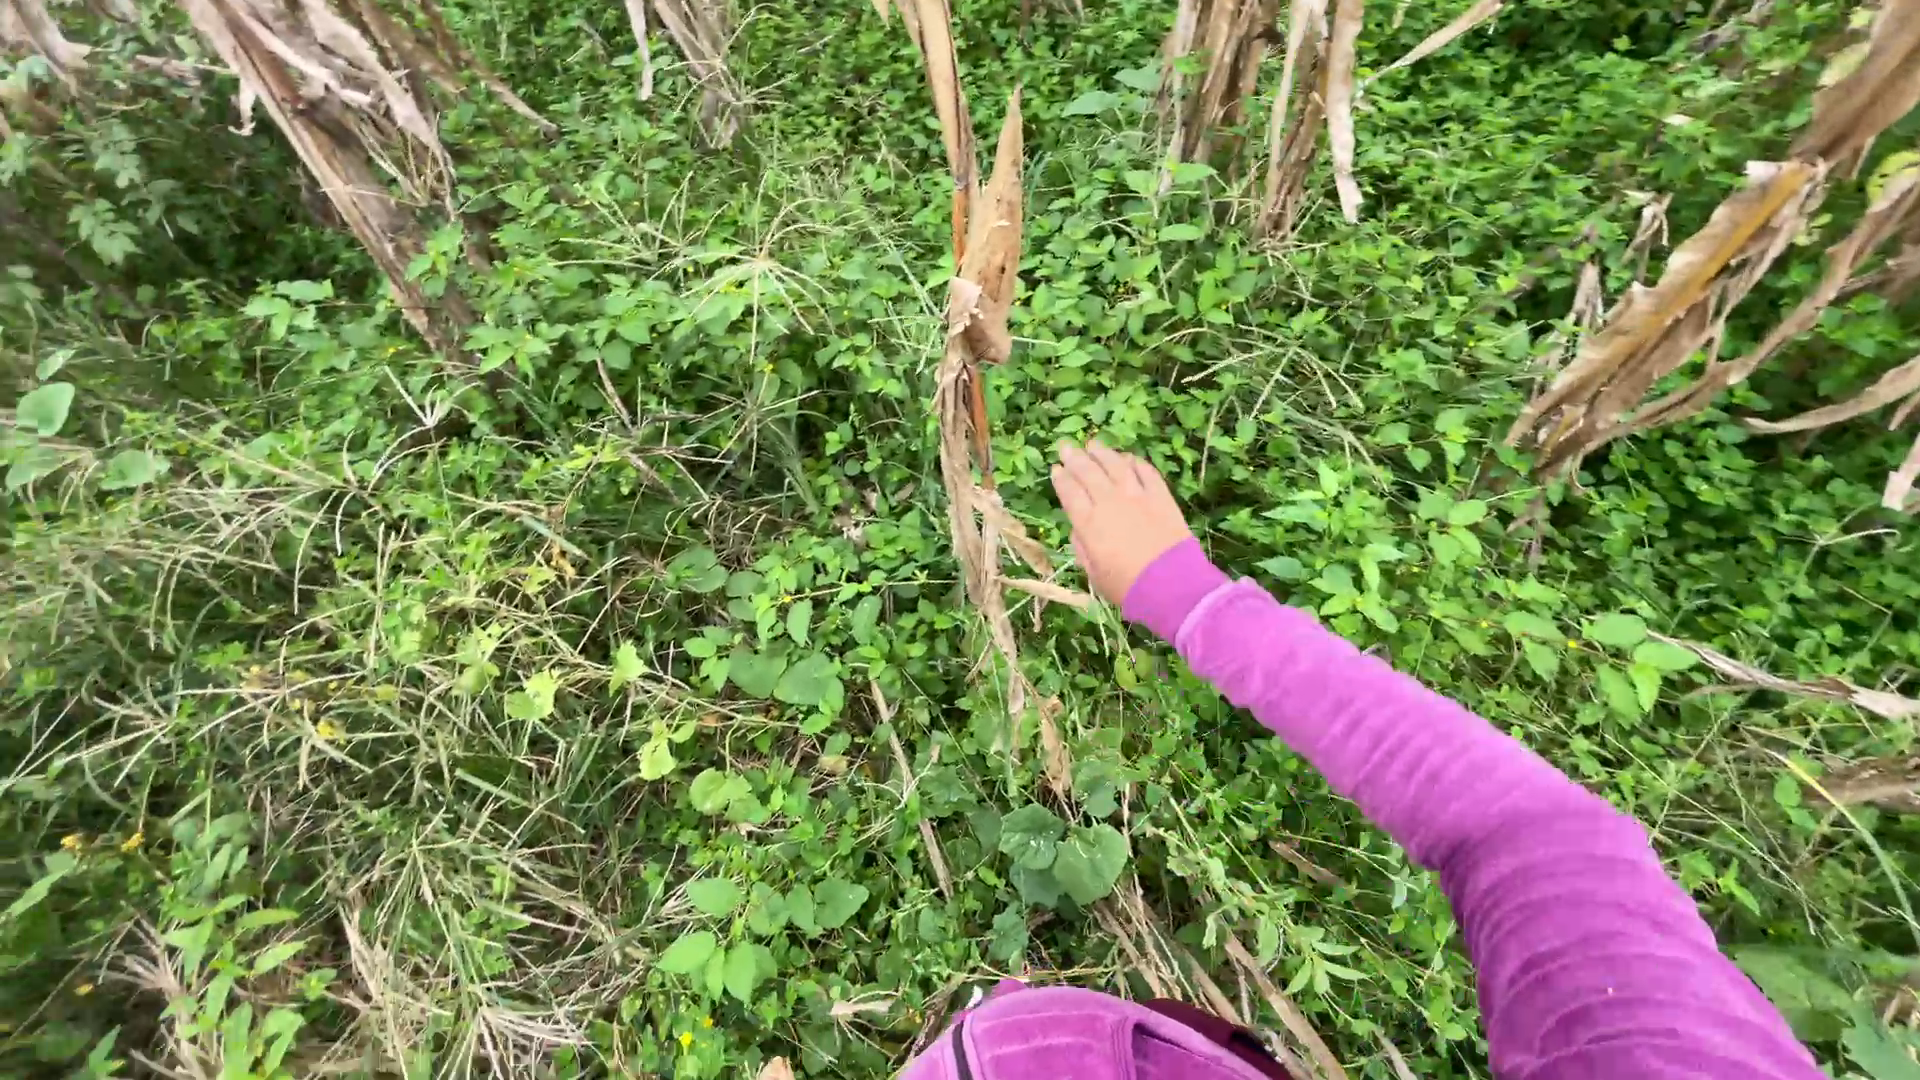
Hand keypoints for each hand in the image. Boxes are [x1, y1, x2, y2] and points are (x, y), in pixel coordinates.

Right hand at [1050, 439, 1193, 605]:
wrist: (1172, 585)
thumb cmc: (1127, 586)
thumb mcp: (1094, 573)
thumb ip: (1083, 547)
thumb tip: (1079, 529)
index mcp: (1089, 523)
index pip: (1069, 492)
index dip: (1061, 479)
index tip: (1056, 469)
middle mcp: (1109, 502)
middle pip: (1088, 472)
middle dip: (1075, 458)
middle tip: (1067, 447)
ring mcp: (1137, 496)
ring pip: (1115, 465)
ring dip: (1102, 453)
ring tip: (1092, 444)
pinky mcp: (1161, 496)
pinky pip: (1145, 471)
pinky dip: (1134, 461)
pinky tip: (1127, 458)